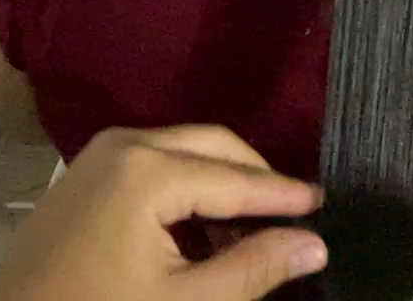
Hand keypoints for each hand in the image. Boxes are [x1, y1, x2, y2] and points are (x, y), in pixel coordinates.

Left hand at [0, 126, 326, 300]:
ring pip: (185, 154)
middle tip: (295, 216)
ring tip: (252, 237)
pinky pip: (155, 168)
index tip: (326, 203)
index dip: (284, 194)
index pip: (236, 177)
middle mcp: (127, 143)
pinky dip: (187, 194)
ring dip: (221, 189)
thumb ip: (252, 270)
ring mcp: (101, 154)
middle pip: (212, 147)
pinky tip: (202, 237)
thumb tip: (315, 243)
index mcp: (148, 168)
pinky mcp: (86, 175)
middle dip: (254, 181)